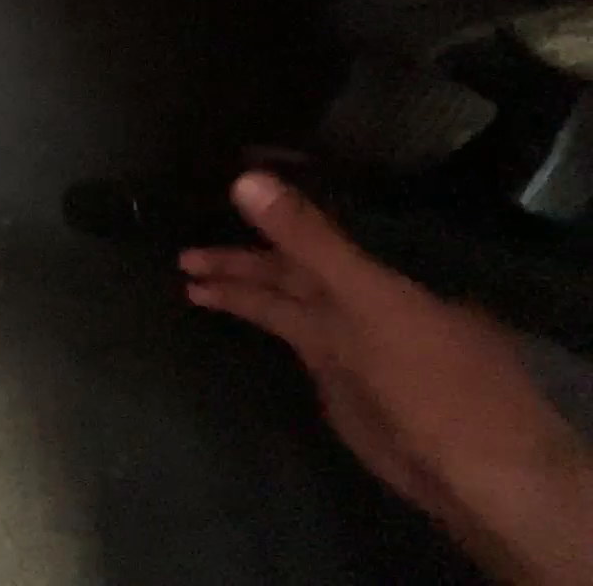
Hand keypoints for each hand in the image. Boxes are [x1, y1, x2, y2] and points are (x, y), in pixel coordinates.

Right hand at [182, 172, 592, 585]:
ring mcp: (347, 338)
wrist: (470, 474)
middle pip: (290, 270)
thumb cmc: (427, 374)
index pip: (315, 234)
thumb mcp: (365, 296)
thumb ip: (307, 239)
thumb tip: (246, 178)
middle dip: (237, 260)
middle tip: (182, 255)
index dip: (269, 216)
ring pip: (280, 301)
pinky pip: (282, 330)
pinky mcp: (331, 373)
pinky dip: (250, 316)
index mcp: (379, 275)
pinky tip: (219, 311)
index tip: (219, 199)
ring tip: (186, 281)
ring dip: (234, 289)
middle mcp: (362, 300)